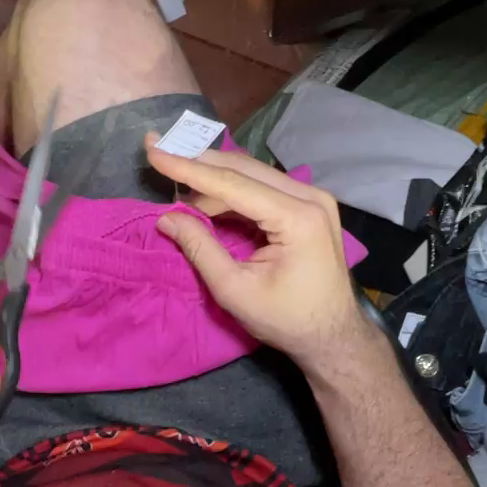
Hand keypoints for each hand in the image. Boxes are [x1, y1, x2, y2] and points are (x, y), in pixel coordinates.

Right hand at [145, 136, 381, 369]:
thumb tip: (166, 218)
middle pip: (243, 170)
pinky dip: (231, 191)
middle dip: (197, 164)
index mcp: (297, 217)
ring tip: (176, 187)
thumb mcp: (235, 290)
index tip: (154, 151)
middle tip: (157, 153)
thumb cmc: (286, 320)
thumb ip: (200, 249)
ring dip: (212, 179)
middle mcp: (310, 197)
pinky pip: (262, 187)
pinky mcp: (309, 205)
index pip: (232, 183)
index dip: (188, 168)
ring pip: (252, 175)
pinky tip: (204, 199)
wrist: (332, 335)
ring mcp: (313, 198)